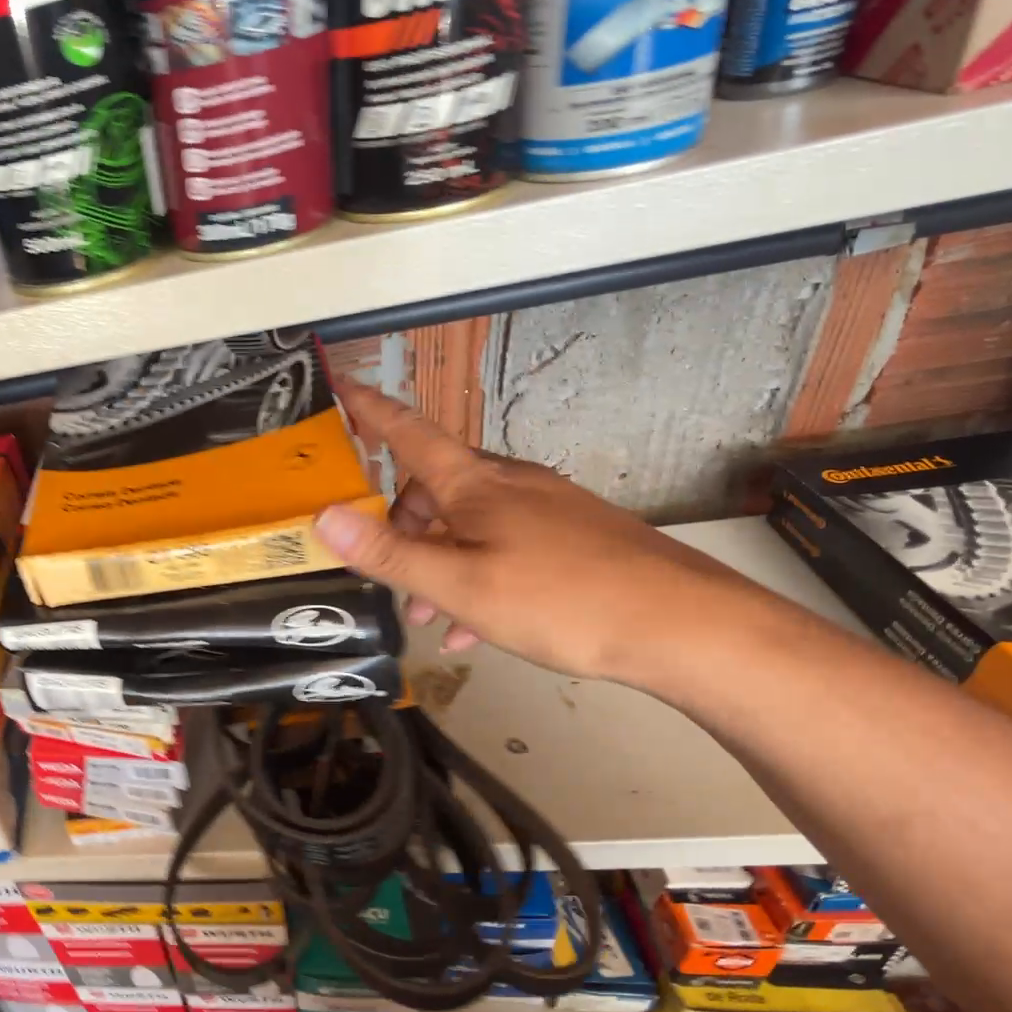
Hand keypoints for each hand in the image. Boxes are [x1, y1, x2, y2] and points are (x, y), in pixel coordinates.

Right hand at [313, 385, 769, 685]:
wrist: (689, 627)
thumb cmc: (562, 599)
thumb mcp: (459, 584)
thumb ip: (388, 552)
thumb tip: (322, 517)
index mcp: (475, 483)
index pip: (407, 431)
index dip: (368, 409)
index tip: (337, 384)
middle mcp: (509, 482)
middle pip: (432, 486)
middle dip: (399, 524)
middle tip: (386, 573)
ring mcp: (546, 507)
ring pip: (467, 520)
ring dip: (437, 558)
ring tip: (429, 615)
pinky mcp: (574, 535)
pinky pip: (504, 543)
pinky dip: (477, 573)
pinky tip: (477, 627)